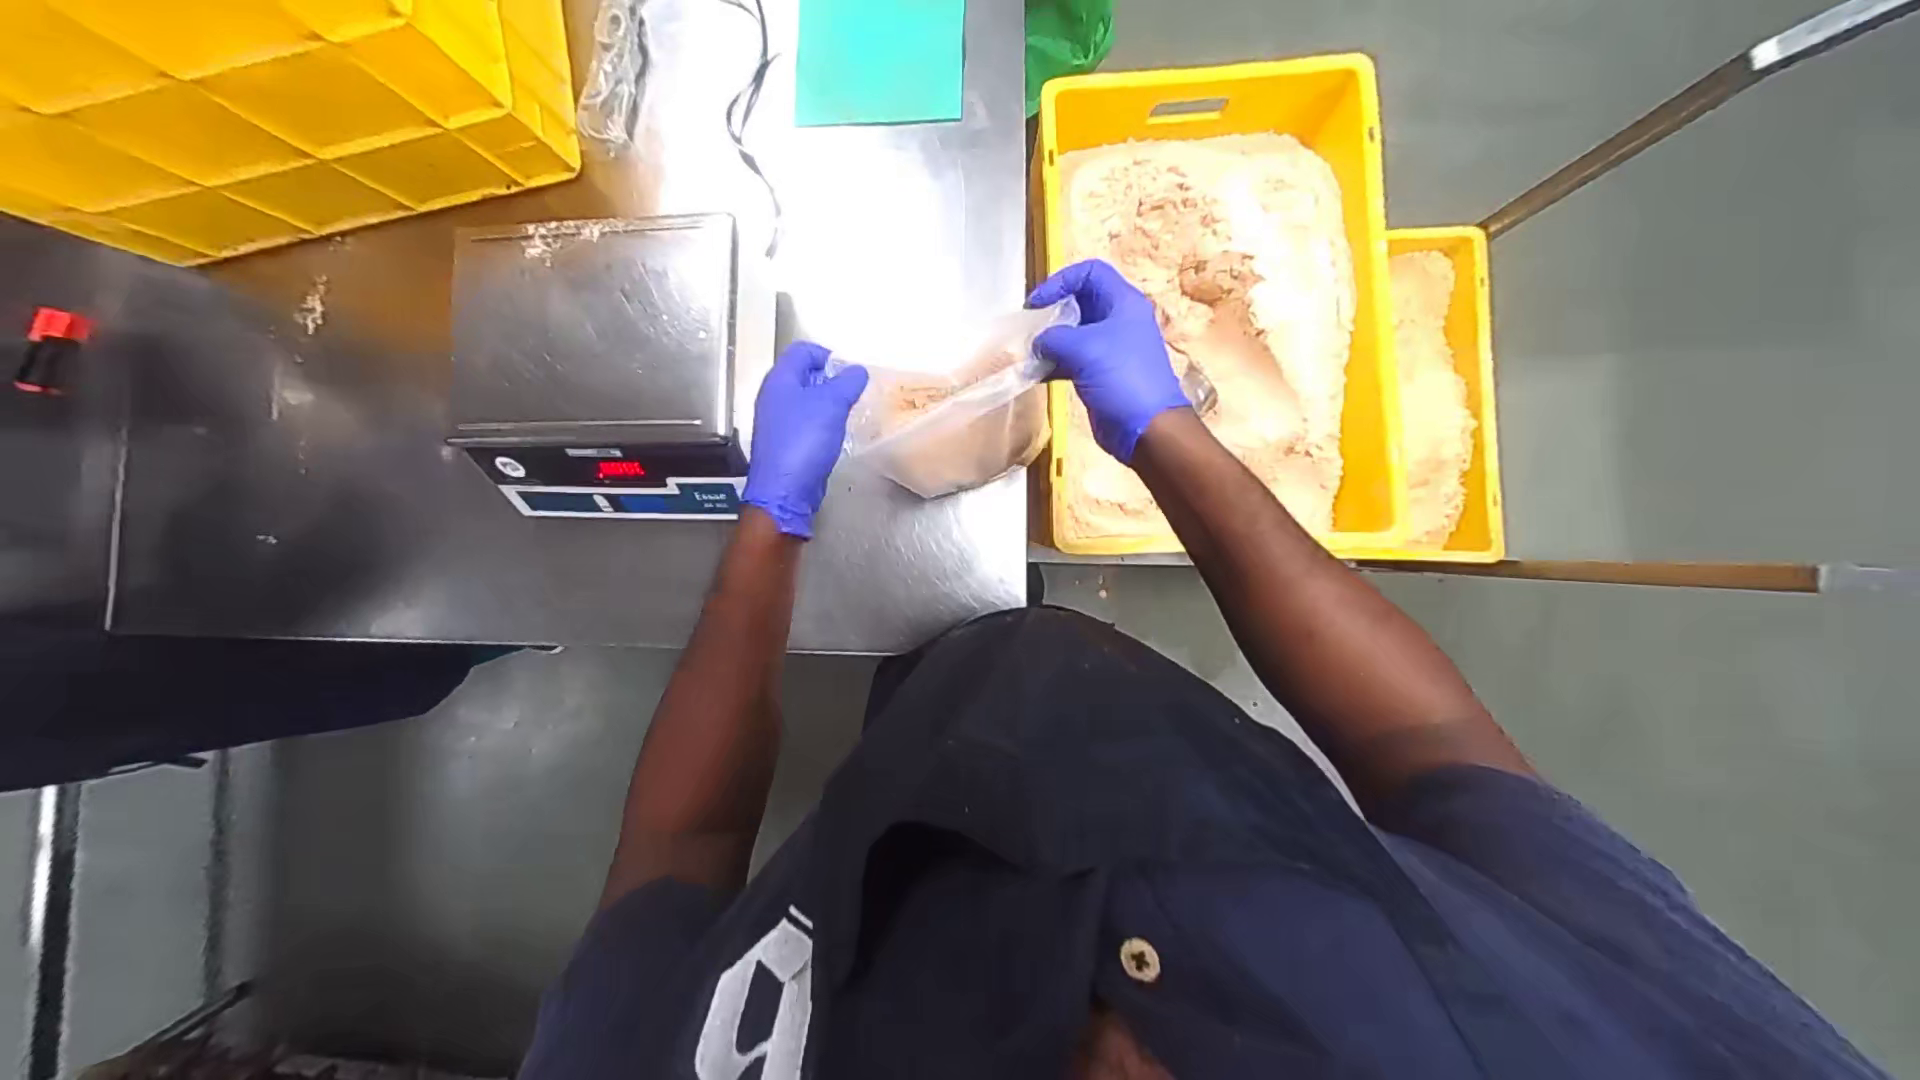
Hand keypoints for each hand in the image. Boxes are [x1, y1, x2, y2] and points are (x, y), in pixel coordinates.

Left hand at [742, 342, 868, 538]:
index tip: (847, 371)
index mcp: (780, 380)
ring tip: (846, 412)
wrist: (784, 490)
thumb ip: (847, 383)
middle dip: (829, 379)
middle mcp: (773, 397)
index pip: (802, 351)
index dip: (827, 354)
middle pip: (802, 374)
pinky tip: (833, 434)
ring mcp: (776, 422)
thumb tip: (857, 371)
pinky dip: (821, 422)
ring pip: (804, 400)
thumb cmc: (804, 442)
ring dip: (826, 402)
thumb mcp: (832, 405)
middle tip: (850, 391)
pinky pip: (804, 423)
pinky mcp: (783, 443)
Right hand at [1029, 259, 1184, 462]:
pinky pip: (1072, 360)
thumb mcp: (1084, 348)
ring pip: (1074, 334)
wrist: (1145, 428)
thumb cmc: (1121, 378)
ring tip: (1029, 352)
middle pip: (1079, 302)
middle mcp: (1118, 321)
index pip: (1089, 273)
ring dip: (1050, 341)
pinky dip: (1054, 364)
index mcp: (1122, 303)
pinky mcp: (1100, 375)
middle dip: (1052, 312)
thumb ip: (1054, 338)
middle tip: (1029, 328)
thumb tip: (1038, 342)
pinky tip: (1036, 373)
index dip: (1060, 281)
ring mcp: (1110, 349)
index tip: (1037, 303)